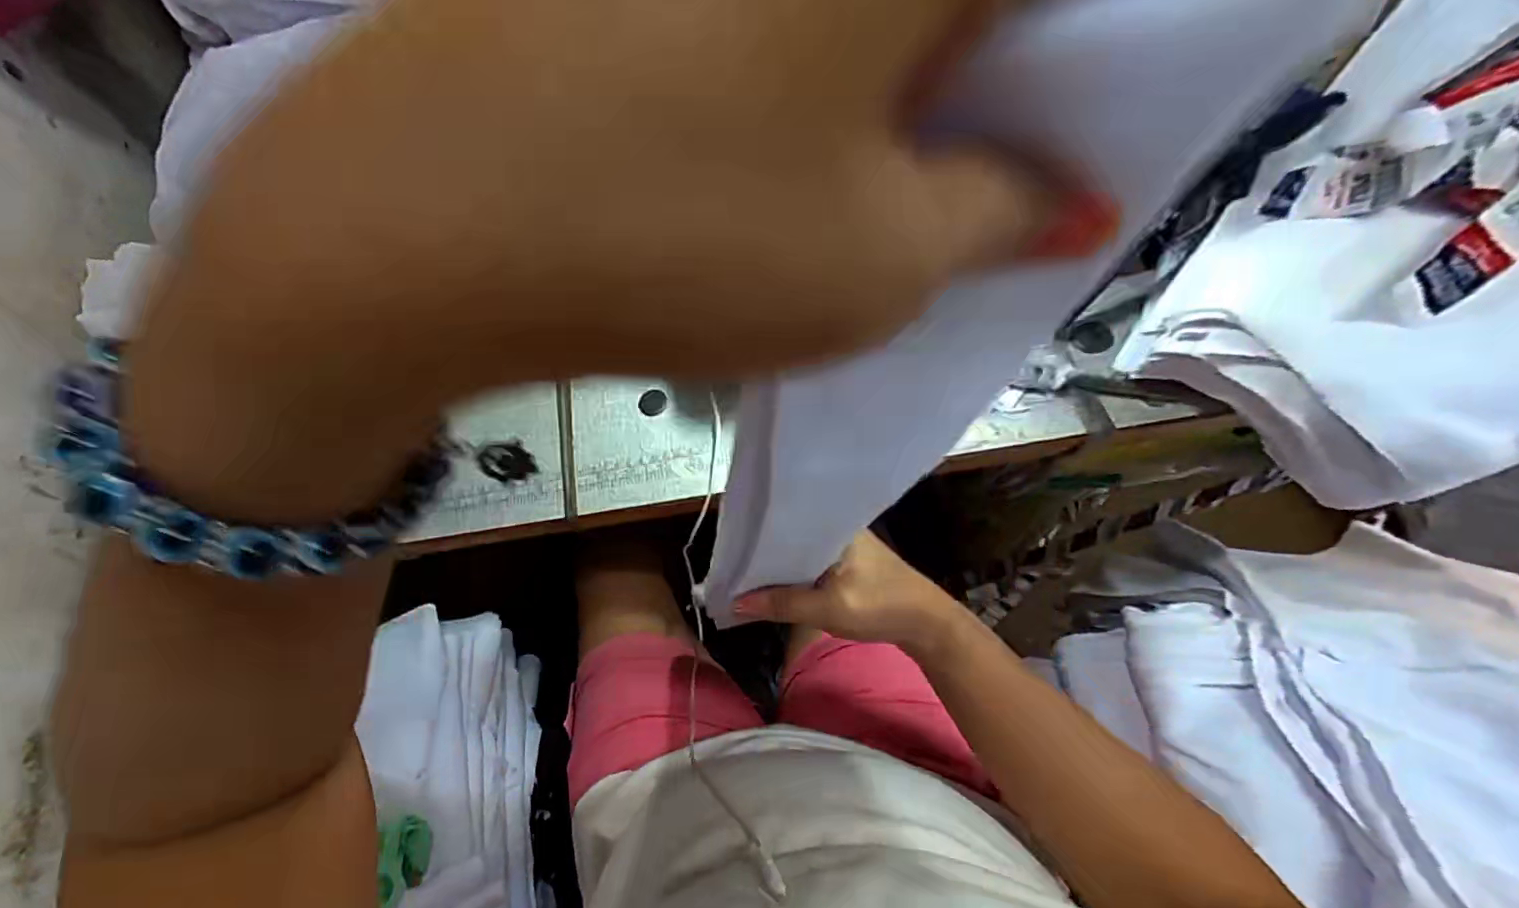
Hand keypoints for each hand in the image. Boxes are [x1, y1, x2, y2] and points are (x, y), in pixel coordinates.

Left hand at [125, 0, 1117, 521]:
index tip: (1058, 128)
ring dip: (884, 54)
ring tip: (859, 133)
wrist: (426, 229)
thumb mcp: (870, 269)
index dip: (1092, 54)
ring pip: (843, 5)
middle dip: (987, 52)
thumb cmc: (676, 246)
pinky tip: (753, 104)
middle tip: (970, 134)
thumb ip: (991, 216)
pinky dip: (784, 44)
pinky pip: (744, 6)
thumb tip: (1067, 200)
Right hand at [733, 531, 966, 652]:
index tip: (728, 546)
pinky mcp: (843, 564)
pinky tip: (771, 584)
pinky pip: (807, 564)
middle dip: (760, 551)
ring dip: (775, 565)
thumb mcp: (828, 609)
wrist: (928, 626)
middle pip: (788, 536)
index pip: (786, 521)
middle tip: (727, 564)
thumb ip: (783, 604)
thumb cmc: (882, 608)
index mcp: (834, 527)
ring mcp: (840, 547)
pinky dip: (789, 574)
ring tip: (741, 574)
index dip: (756, 534)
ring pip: (796, 551)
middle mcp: (835, 530)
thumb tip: (736, 604)